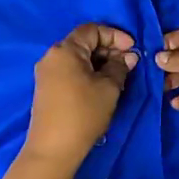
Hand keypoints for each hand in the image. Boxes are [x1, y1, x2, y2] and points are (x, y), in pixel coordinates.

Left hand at [25, 23, 137, 164]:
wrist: (53, 149)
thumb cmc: (84, 113)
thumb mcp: (109, 88)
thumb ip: (120, 67)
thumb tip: (127, 57)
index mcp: (65, 50)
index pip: (92, 30)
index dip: (115, 35)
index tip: (133, 50)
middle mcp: (51, 56)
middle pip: (83, 42)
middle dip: (108, 49)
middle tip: (128, 64)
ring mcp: (46, 73)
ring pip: (77, 58)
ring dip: (99, 63)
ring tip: (118, 77)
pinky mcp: (46, 88)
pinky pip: (70, 71)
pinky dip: (87, 73)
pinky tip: (101, 86)